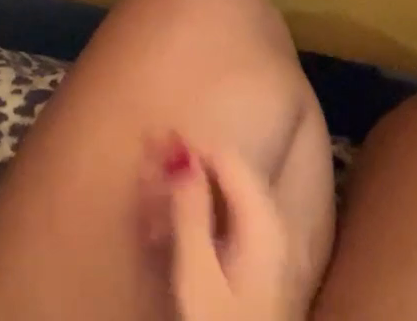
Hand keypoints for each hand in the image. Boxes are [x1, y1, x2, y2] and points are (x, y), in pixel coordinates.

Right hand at [162, 137, 295, 320]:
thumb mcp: (197, 275)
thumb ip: (190, 210)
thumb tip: (180, 153)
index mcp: (265, 221)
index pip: (227, 157)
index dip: (188, 144)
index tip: (150, 142)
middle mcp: (275, 224)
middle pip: (224, 175)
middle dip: (181, 171)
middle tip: (141, 178)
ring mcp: (270, 245)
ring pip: (222, 199)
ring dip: (182, 197)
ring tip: (146, 213)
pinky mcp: (259, 265)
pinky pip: (224, 224)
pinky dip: (194, 220)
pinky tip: (166, 236)